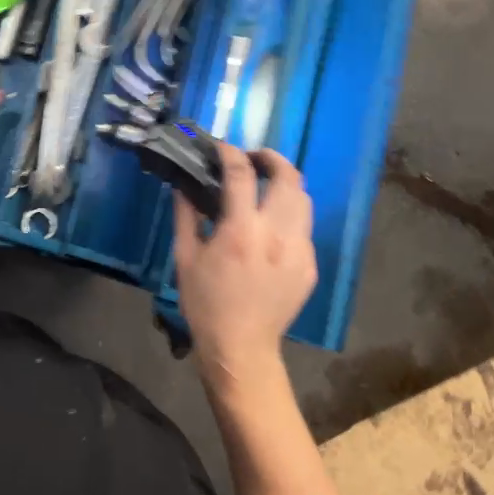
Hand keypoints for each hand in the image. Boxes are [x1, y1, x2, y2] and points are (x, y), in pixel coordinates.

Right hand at [173, 144, 316, 380]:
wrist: (241, 347)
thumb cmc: (205, 303)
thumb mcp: (185, 257)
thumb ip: (185, 215)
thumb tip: (183, 185)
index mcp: (241, 231)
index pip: (241, 174)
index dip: (231, 152)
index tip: (221, 147)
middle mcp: (276, 235)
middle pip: (288, 177)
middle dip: (272, 158)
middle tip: (254, 158)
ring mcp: (299, 250)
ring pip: (303, 199)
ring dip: (285, 184)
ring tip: (266, 186)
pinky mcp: (309, 266)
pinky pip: (304, 228)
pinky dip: (288, 215)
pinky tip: (270, 226)